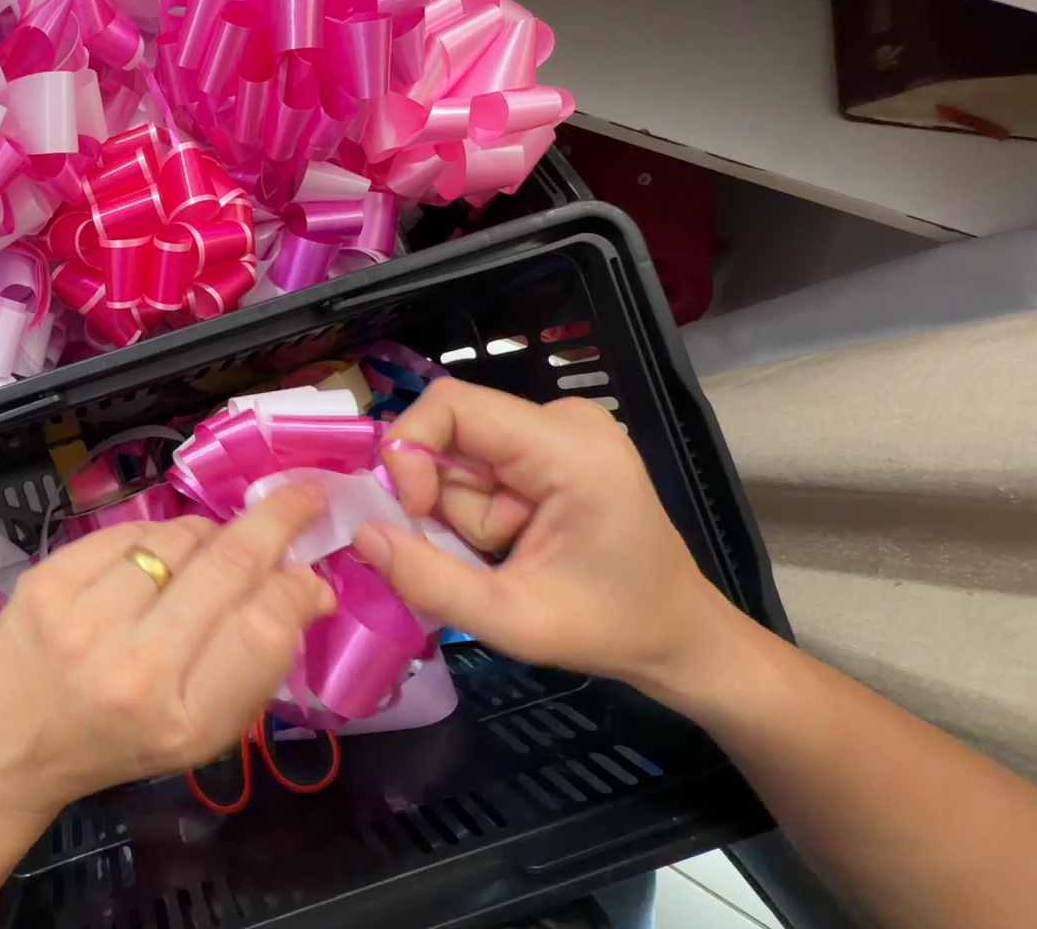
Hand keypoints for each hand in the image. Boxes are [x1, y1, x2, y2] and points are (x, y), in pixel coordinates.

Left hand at [0, 487, 335, 824]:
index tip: (309, 569)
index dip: (296, 585)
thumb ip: (255, 662)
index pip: (264, 628)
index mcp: (185, 719)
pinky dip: (154, 534)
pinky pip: (126, 530)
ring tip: (209, 549)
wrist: (8, 748)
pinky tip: (153, 556)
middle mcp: (135, 668)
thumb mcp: (199, 733)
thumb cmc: (117, 746)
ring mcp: (83, 619)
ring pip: (177, 537)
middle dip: (276, 520)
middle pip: (227, 565)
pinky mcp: (45, 583)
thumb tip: (308, 583)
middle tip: (301, 499)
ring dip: (208, 533)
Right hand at [353, 379, 745, 695]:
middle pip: (449, 432)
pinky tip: (506, 539)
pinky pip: (473, 460)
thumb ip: (428, 579)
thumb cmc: (608, 629)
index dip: (410, 451)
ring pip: (455, 452)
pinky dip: (471, 504)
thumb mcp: (511, 621)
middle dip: (439, 496)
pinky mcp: (548, 442)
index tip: (413, 513)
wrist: (679, 635)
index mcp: (571, 449)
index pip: (451, 405)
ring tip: (501, 553)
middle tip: (471, 551)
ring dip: (456, 508)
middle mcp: (564, 420)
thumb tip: (361, 533)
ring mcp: (559, 427)